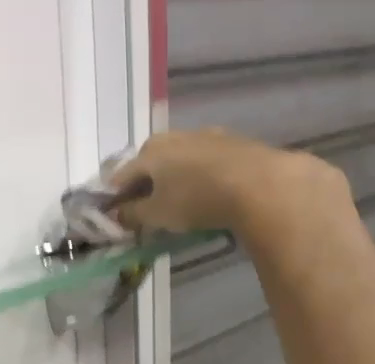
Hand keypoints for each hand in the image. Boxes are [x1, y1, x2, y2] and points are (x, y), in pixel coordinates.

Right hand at [110, 128, 347, 233]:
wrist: (261, 184)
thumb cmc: (196, 199)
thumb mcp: (155, 215)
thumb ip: (130, 214)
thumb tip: (115, 214)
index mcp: (150, 152)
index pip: (118, 176)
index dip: (112, 198)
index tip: (113, 216)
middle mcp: (175, 137)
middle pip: (148, 162)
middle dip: (141, 184)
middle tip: (142, 208)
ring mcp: (206, 136)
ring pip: (176, 159)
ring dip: (169, 178)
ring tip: (172, 200)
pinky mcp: (232, 142)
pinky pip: (200, 160)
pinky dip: (193, 175)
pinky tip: (200, 192)